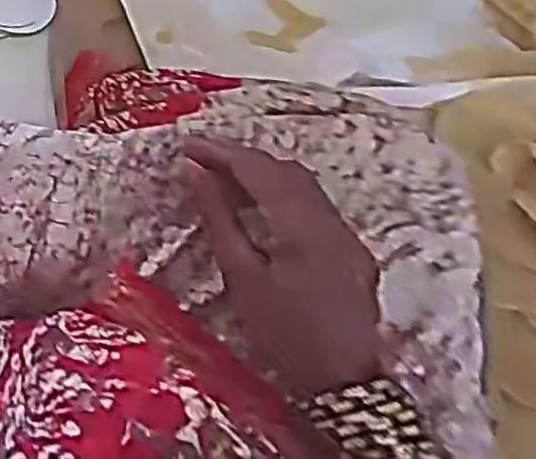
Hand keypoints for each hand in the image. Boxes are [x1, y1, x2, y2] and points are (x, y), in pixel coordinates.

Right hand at [184, 138, 381, 397]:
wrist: (346, 390)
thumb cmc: (284, 334)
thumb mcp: (241, 274)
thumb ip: (217, 215)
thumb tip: (192, 170)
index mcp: (304, 225)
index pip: (257, 168)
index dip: (219, 151)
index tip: (186, 145)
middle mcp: (332, 221)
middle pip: (282, 169)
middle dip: (239, 157)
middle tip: (199, 158)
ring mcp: (346, 234)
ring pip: (299, 183)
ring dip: (260, 172)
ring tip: (221, 175)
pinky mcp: (349, 248)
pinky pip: (310, 202)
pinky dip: (278, 191)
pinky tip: (254, 202)